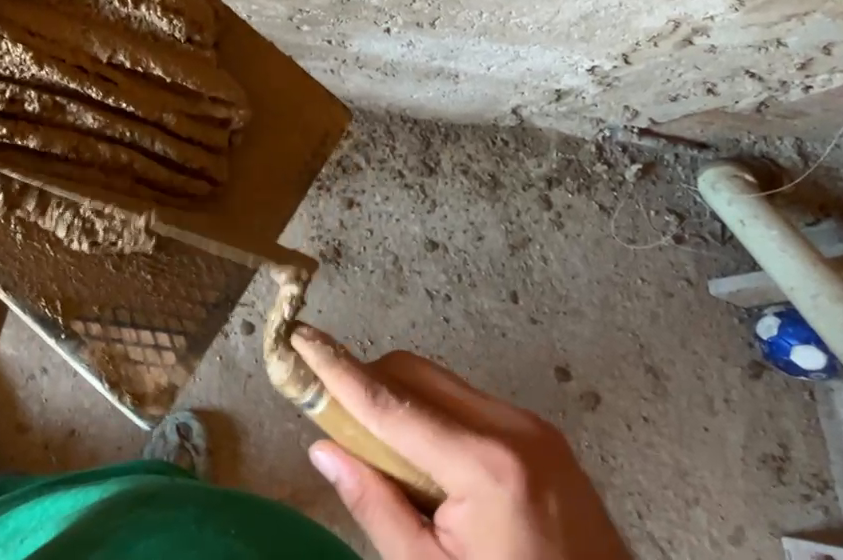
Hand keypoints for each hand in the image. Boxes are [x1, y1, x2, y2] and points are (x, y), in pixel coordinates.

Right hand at [292, 332, 630, 559]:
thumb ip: (375, 506)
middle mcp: (513, 430)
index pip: (388, 403)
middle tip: (338, 427)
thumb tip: (323, 450)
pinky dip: (431, 415)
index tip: (298, 335)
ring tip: (389, 459)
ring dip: (397, 400)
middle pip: (411, 374)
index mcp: (485, 468)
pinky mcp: (544, 438)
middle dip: (365, 385)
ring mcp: (535, 429)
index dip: (336, 369)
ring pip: (437, 383)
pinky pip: (466, 402)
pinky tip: (429, 464)